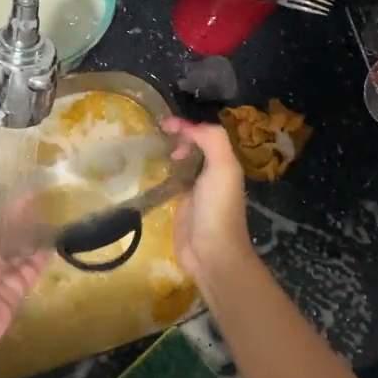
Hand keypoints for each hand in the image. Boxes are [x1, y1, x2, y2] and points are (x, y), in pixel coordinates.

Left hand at [0, 218, 48, 360]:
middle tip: (37, 205)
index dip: (0, 214)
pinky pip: (31, 270)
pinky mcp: (17, 290)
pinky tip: (52, 243)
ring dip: (31, 238)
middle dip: (18, 224)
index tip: (16, 198)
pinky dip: (41, 258)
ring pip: (19, 253)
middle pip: (5, 239)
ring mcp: (2, 277)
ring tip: (48, 219)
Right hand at [160, 118, 256, 282]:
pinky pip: (172, 183)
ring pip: (184, 163)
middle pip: (195, 146)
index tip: (164, 125)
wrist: (212, 252)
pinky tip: (152, 172)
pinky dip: (163, 173)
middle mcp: (212, 174)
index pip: (206, 134)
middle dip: (178, 137)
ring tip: (152, 149)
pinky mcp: (181, 207)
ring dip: (170, 153)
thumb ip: (212, 140)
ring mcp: (196, 191)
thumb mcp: (223, 168)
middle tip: (158, 137)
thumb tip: (188, 127)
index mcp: (225, 163)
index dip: (188, 125)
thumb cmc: (218, 208)